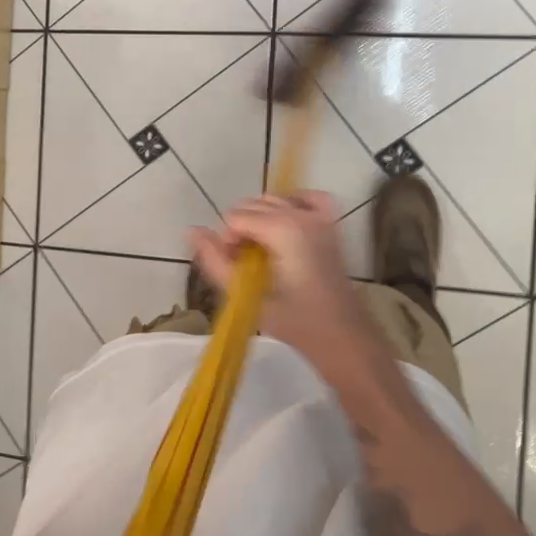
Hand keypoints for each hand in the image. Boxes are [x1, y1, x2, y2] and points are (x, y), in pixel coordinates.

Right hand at [189, 193, 384, 360]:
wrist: (344, 338)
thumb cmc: (296, 322)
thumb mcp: (247, 295)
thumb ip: (216, 261)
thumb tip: (192, 230)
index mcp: (283, 229)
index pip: (234, 218)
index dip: (226, 242)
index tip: (235, 270)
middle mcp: (302, 214)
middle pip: (251, 204)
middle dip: (240, 230)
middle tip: (244, 266)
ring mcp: (320, 217)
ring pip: (273, 199)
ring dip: (259, 219)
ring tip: (260, 253)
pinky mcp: (331, 225)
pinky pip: (308, 198)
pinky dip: (292, 204)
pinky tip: (283, 225)